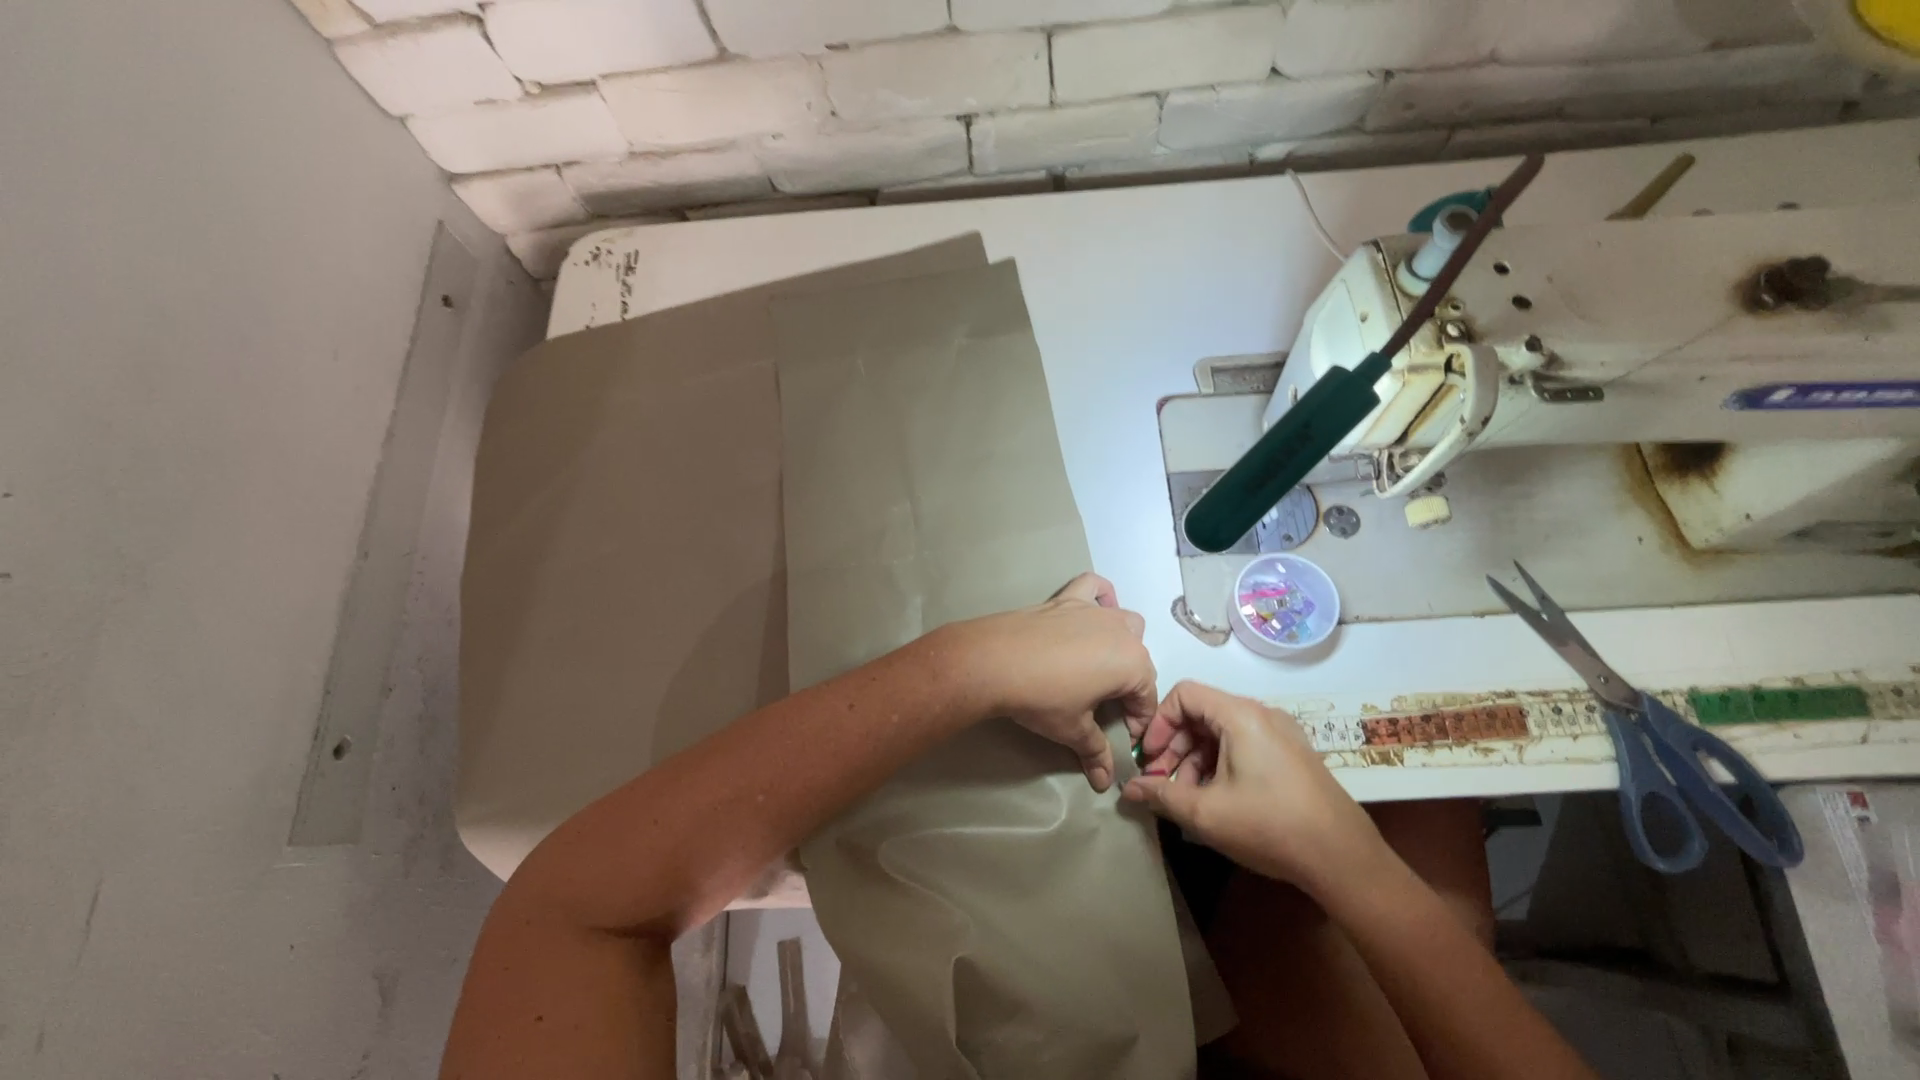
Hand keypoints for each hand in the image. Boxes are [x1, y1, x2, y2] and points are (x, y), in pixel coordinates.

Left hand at [940, 573, 1156, 792]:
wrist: (995, 662)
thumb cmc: (1042, 698)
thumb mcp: (1072, 730)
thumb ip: (1095, 753)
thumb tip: (1105, 782)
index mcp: (1132, 665)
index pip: (1146, 699)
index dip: (1138, 723)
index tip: (1126, 741)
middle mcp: (1121, 632)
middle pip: (1138, 661)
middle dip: (1131, 685)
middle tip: (1108, 708)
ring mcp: (1094, 611)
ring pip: (1124, 623)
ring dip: (1123, 642)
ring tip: (1102, 666)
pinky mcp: (1068, 599)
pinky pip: (1093, 587)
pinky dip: (1100, 594)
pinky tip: (1094, 608)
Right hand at [1121, 681, 1387, 897]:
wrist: (1342, 857)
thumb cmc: (1269, 826)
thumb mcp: (1205, 813)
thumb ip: (1161, 795)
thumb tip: (1128, 789)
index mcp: (1241, 716)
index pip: (1184, 693)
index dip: (1159, 722)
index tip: (1150, 758)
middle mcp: (1262, 715)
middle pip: (1202, 713)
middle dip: (1174, 747)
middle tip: (1161, 782)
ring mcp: (1280, 734)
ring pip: (1221, 733)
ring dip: (1195, 760)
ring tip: (1187, 799)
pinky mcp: (1291, 755)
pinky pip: (1242, 746)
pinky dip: (1219, 765)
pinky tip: (1215, 801)